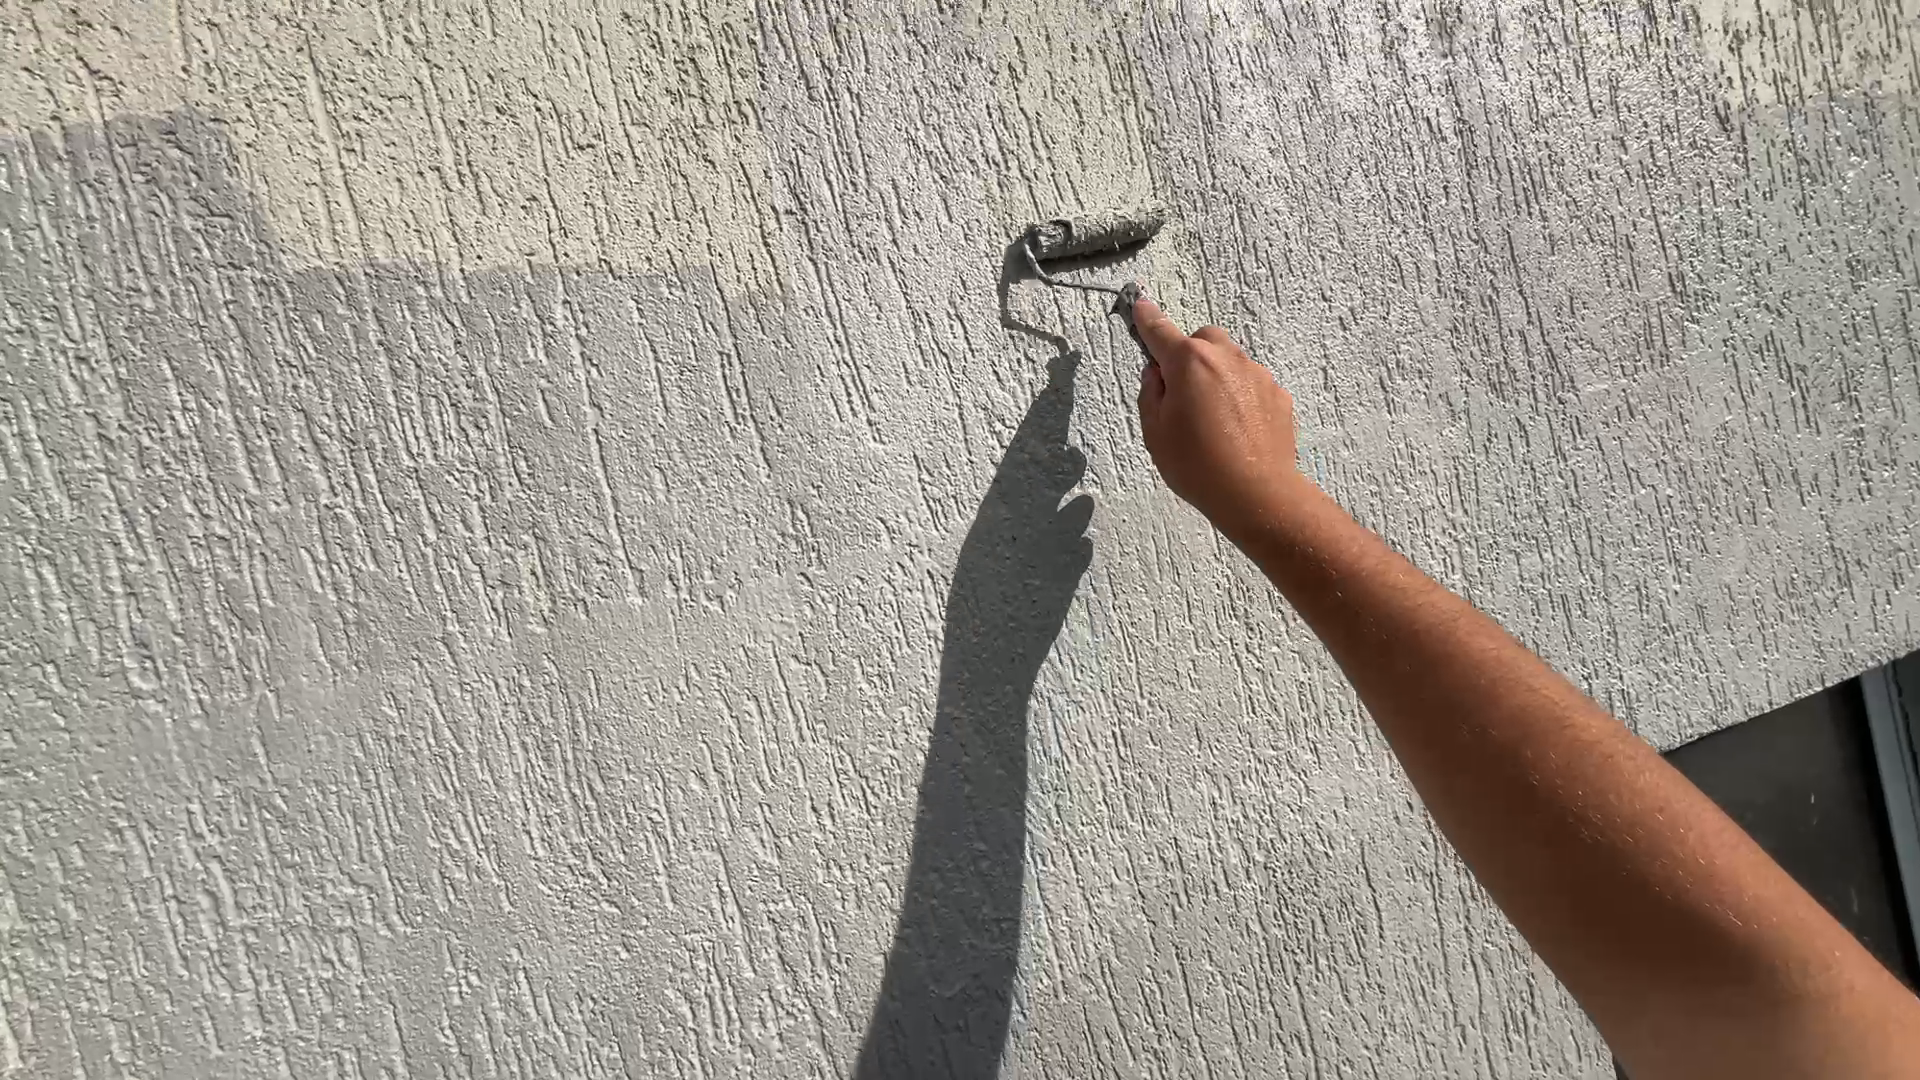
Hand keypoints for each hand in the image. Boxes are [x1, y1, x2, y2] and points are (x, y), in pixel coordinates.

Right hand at [1134, 298, 1303, 536]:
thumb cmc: (1197, 465)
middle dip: (1188, 357)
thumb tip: (1157, 374)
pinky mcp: (1276, 394)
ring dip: (1214, 378)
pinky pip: (1249, 384)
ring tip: (1208, 422)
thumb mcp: (1154, 432)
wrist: (1254, 493)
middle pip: (1201, 340)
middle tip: (1178, 394)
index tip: (1139, 305)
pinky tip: (1232, 431)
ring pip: (1227, 361)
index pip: (1160, 331)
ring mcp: (1256, 374)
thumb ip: (1150, 394)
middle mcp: (1225, 359)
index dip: (1146, 319)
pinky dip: (1237, 397)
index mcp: (1189, 364)